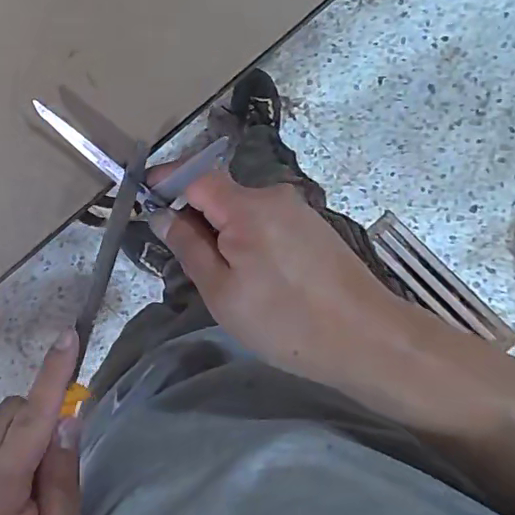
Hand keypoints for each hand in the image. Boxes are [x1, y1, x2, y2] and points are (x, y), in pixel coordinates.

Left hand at [0, 333, 83, 514]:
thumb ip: (62, 482)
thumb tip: (67, 422)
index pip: (30, 417)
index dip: (53, 374)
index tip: (69, 334)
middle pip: (10, 415)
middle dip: (41, 416)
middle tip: (63, 467)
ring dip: (26, 440)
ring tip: (40, 500)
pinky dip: (11, 457)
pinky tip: (20, 505)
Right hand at [151, 167, 426, 391]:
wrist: (369, 340)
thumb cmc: (286, 321)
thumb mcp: (222, 292)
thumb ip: (189, 247)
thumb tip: (164, 216)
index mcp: (247, 207)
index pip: (195, 175)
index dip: (167, 182)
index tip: (146, 200)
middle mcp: (273, 197)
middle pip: (220, 192)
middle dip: (196, 217)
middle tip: (187, 261)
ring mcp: (297, 211)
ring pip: (243, 211)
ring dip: (224, 233)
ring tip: (227, 280)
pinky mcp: (313, 228)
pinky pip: (266, 222)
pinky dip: (248, 240)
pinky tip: (258, 280)